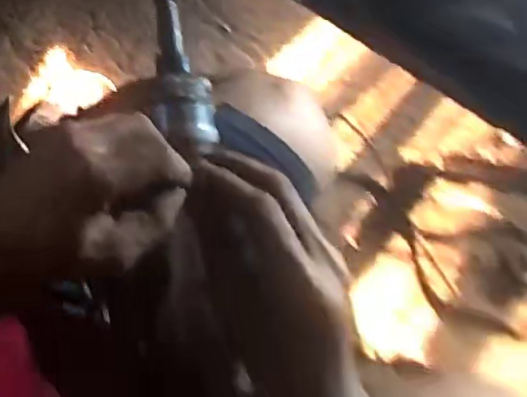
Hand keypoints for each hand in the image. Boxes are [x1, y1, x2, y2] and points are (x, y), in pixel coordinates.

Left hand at [0, 112, 191, 278]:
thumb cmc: (47, 253)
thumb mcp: (109, 255)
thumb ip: (150, 225)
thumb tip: (173, 197)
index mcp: (100, 168)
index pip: (157, 153)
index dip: (178, 170)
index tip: (184, 188)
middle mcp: (88, 136)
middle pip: (142, 126)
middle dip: (164, 149)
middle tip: (170, 178)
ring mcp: (70, 127)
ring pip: (123, 119)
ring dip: (144, 139)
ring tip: (148, 170)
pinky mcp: (59, 128)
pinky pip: (104, 121)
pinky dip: (123, 136)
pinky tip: (122, 162)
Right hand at [188, 151, 362, 396]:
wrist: (319, 394)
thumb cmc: (267, 362)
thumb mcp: (234, 311)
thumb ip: (217, 253)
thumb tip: (193, 203)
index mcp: (300, 279)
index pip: (261, 206)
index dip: (224, 179)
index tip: (193, 166)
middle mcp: (324, 258)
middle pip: (280, 188)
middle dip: (238, 164)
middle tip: (202, 153)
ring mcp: (334, 254)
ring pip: (291, 193)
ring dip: (252, 172)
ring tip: (218, 163)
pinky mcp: (333, 255)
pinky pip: (296, 208)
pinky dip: (265, 191)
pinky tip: (242, 190)